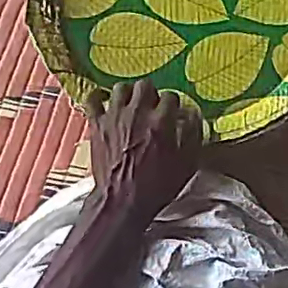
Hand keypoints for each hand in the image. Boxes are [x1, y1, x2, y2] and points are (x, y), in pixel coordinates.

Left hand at [85, 80, 202, 227]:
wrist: (122, 201)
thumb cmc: (156, 186)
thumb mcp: (187, 164)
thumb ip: (193, 134)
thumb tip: (193, 114)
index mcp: (162, 121)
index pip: (171, 97)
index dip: (174, 106)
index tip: (173, 115)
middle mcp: (137, 112)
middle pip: (146, 86)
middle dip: (152, 95)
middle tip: (153, 108)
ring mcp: (114, 116)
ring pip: (121, 88)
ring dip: (129, 94)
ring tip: (132, 106)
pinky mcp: (96, 124)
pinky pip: (93, 99)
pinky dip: (99, 97)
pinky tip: (106, 103)